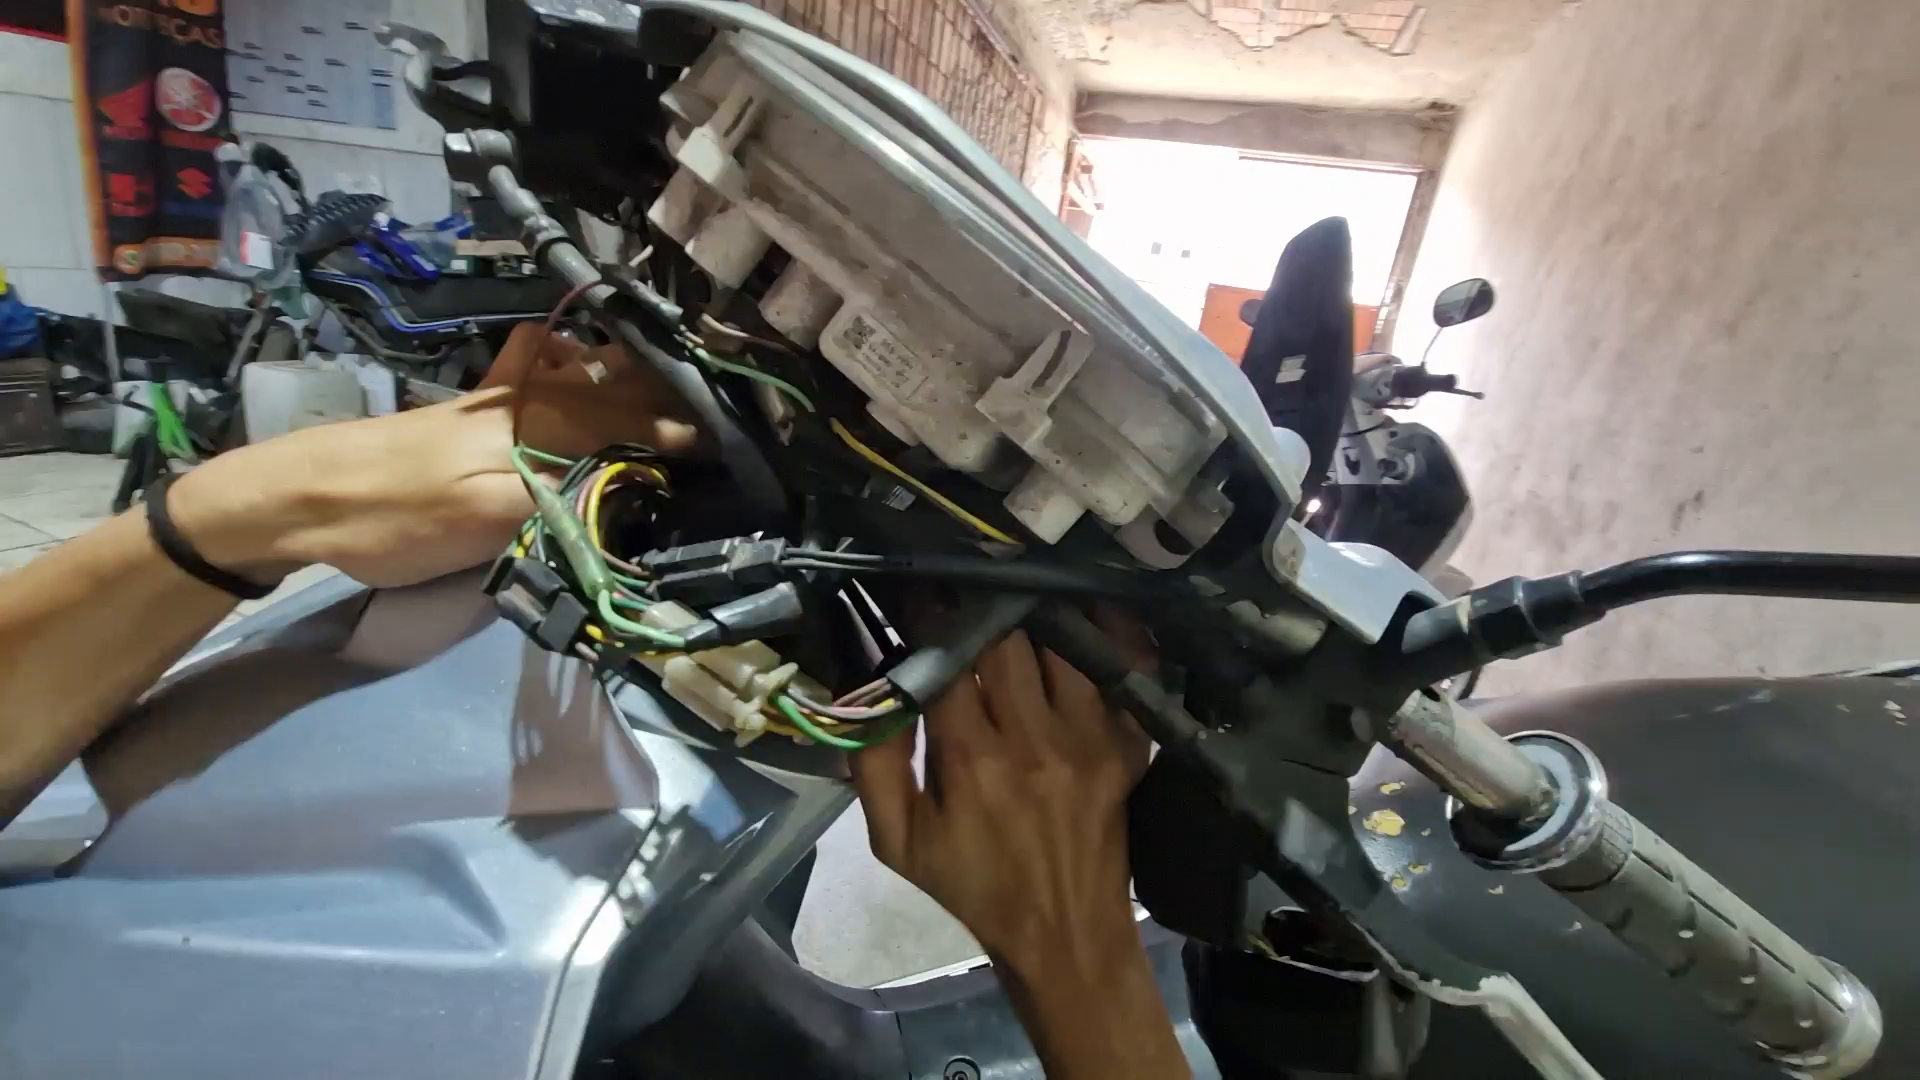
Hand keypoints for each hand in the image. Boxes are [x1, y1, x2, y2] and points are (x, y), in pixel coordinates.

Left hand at [168, 323, 696, 588]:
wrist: (295, 497)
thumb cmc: (395, 516)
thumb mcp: (488, 519)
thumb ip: (567, 492)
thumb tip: (638, 481)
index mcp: (542, 425)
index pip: (633, 425)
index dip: (684, 436)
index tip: (726, 448)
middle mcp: (533, 401)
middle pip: (620, 385)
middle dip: (673, 393)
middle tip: (716, 412)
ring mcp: (505, 399)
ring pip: (588, 368)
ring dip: (637, 371)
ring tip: (675, 386)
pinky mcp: (482, 409)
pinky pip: (540, 364)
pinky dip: (575, 355)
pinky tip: (586, 366)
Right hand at [852, 623, 1186, 1076]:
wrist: (1065, 932)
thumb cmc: (974, 884)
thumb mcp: (899, 841)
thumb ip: (874, 765)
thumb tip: (872, 692)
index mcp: (974, 760)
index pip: (946, 663)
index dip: (928, 619)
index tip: (918, 592)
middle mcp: (1036, 739)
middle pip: (1006, 640)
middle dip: (979, 610)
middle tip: (966, 592)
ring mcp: (1092, 736)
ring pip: (1061, 640)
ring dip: (1034, 617)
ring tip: (1015, 597)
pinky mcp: (1129, 742)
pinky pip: (1121, 667)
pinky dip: (1102, 633)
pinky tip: (1080, 611)